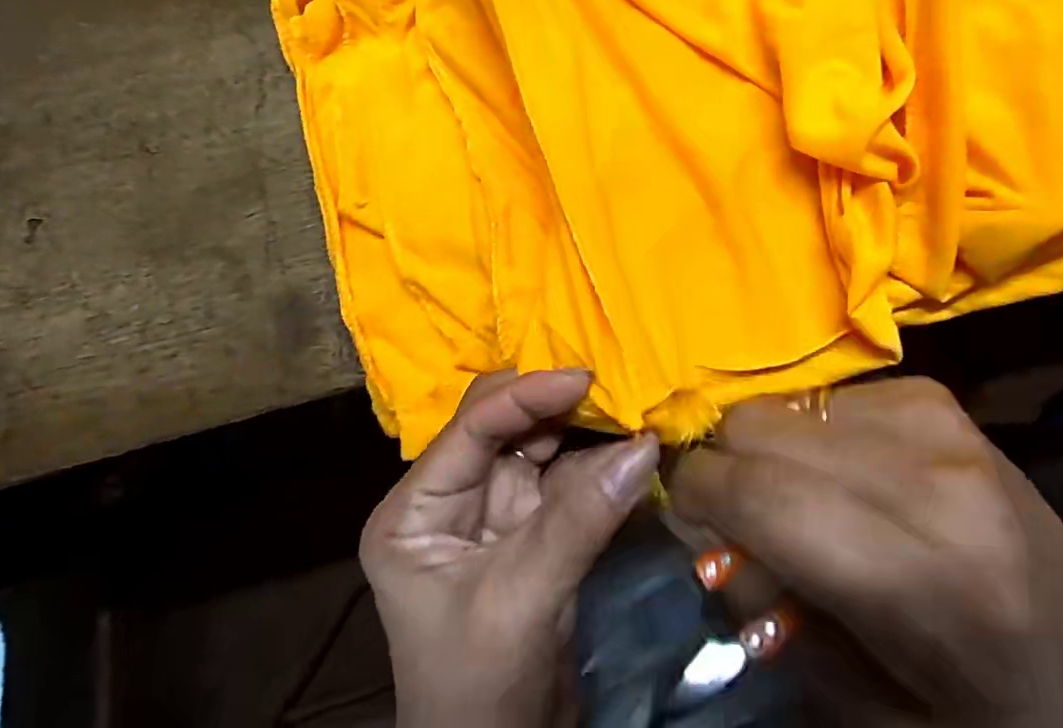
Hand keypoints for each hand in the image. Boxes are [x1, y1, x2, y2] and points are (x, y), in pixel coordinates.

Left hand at [361, 369, 660, 727]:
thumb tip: (645, 444)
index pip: (472, 426)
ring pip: (541, 445)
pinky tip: (631, 449)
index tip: (585, 376)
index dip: (528, 394)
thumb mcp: (523, 597)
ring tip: (630, 406)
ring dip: (583, 427)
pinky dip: (599, 463)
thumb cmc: (478, 684)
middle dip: (557, 403)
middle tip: (614, 385)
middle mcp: (453, 495)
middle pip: (506, 424)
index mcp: (417, 507)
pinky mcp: (534, 527)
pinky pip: (568, 478)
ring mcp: (496, 509)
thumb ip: (581, 518)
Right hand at [669, 377, 1062, 727]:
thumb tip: (705, 539)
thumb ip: (776, 614)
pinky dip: (805, 434)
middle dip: (722, 468)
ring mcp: (935, 416)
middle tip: (735, 519)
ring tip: (791, 499)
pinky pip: (821, 397)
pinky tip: (837, 475)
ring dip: (763, 449)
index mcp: (924, 572)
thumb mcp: (872, 702)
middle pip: (758, 428)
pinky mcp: (933, 391)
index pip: (762, 496)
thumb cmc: (989, 698)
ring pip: (781, 404)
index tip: (681, 516)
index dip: (698, 496)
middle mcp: (930, 472)